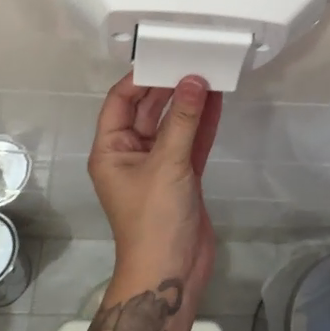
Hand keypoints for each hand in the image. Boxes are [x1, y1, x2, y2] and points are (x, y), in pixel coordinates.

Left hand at [88, 73, 222, 298]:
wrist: (171, 274)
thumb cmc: (154, 218)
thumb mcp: (167, 164)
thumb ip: (183, 120)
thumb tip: (194, 80)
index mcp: (111, 149)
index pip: (121, 102)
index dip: (140, 78)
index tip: (166, 56)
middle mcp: (131, 153)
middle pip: (149, 109)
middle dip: (170, 87)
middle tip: (194, 58)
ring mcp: (158, 165)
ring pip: (174, 124)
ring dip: (190, 102)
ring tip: (210, 72)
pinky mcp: (182, 176)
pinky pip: (191, 141)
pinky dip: (203, 123)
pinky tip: (218, 100)